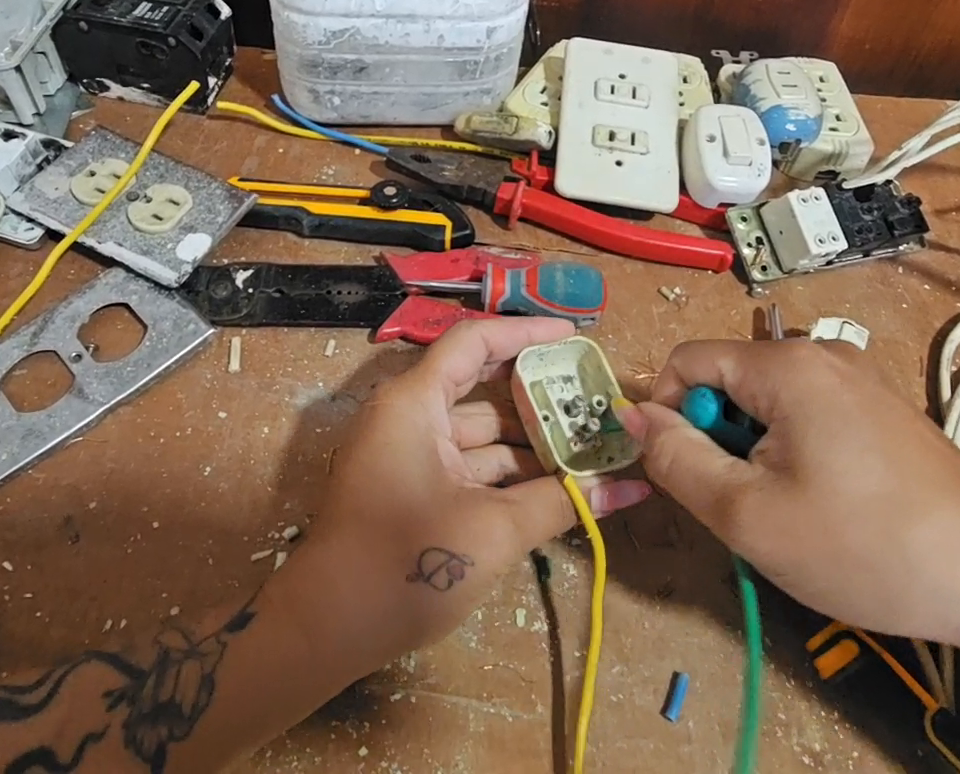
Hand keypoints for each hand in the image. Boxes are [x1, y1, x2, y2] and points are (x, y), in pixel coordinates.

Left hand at [283, 318, 650, 675]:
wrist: (330, 626)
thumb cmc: (407, 563)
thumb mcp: (494, 530)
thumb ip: (562, 502)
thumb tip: (630, 487)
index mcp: (415, 402)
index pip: (475, 342)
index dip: (526, 334)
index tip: (575, 339)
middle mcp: (410, 416)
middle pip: (482, 388)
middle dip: (539, 396)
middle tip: (595, 399)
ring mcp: (409, 453)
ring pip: (479, 432)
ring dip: (530, 442)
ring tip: (591, 446)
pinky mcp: (413, 486)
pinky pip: (467, 464)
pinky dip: (507, 472)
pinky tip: (557, 485)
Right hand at [620, 339, 959, 645]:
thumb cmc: (863, 546)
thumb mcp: (746, 512)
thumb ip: (674, 457)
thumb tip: (632, 415)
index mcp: (785, 365)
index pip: (685, 360)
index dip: (665, 412)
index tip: (682, 471)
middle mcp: (822, 354)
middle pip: (726, 379)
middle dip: (715, 436)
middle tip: (740, 501)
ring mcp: (859, 380)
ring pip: (764, 401)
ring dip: (751, 448)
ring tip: (785, 507)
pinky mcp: (882, 409)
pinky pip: (805, 413)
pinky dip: (790, 450)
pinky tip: (823, 502)